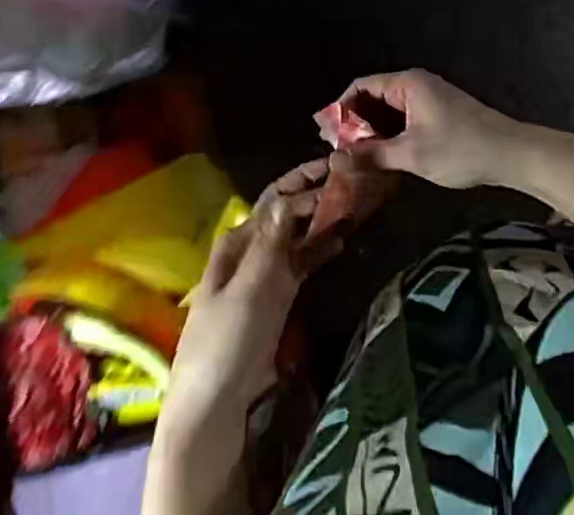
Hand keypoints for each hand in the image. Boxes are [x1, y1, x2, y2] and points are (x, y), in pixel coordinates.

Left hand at [161, 160, 337, 445]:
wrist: (215, 408)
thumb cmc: (225, 343)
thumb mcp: (248, 290)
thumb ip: (270, 242)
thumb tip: (289, 194)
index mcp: (238, 242)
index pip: (276, 198)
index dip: (306, 180)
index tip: (341, 166)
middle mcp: (252, 251)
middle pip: (289, 214)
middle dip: (319, 195)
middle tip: (357, 181)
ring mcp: (266, 276)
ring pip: (300, 237)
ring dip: (324, 220)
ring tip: (357, 204)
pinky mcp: (279, 300)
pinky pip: (304, 264)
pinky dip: (321, 250)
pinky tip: (342, 241)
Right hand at [317, 70, 529, 189]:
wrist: (512, 154)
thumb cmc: (461, 149)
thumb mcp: (412, 155)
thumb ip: (372, 154)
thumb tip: (337, 158)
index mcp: (407, 84)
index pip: (361, 87)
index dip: (340, 108)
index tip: (325, 133)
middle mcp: (415, 84)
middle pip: (372, 96)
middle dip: (352, 121)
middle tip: (334, 147)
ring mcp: (428, 98)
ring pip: (387, 110)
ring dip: (370, 130)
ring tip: (351, 154)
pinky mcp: (437, 113)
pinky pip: (402, 118)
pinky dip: (387, 133)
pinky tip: (379, 154)